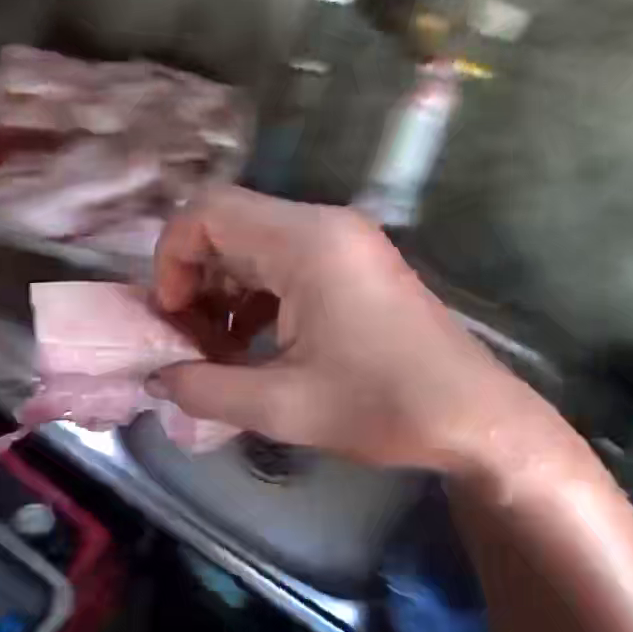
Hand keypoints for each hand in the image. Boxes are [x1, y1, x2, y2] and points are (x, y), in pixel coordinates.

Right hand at [150, 187, 561, 477]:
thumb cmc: (381, 407)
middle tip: (187, 339)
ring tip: (216, 350)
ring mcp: (343, 243)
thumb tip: (158, 379)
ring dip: (223, 291)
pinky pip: (283, 264)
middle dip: (194, 279)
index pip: (207, 212)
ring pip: (253, 245)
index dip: (171, 259)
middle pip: (228, 224)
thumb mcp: (280, 408)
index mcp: (306, 243)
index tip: (170, 317)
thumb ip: (205, 390)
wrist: (475, 419)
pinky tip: (251, 346)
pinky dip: (254, 298)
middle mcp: (324, 226)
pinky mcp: (353, 266)